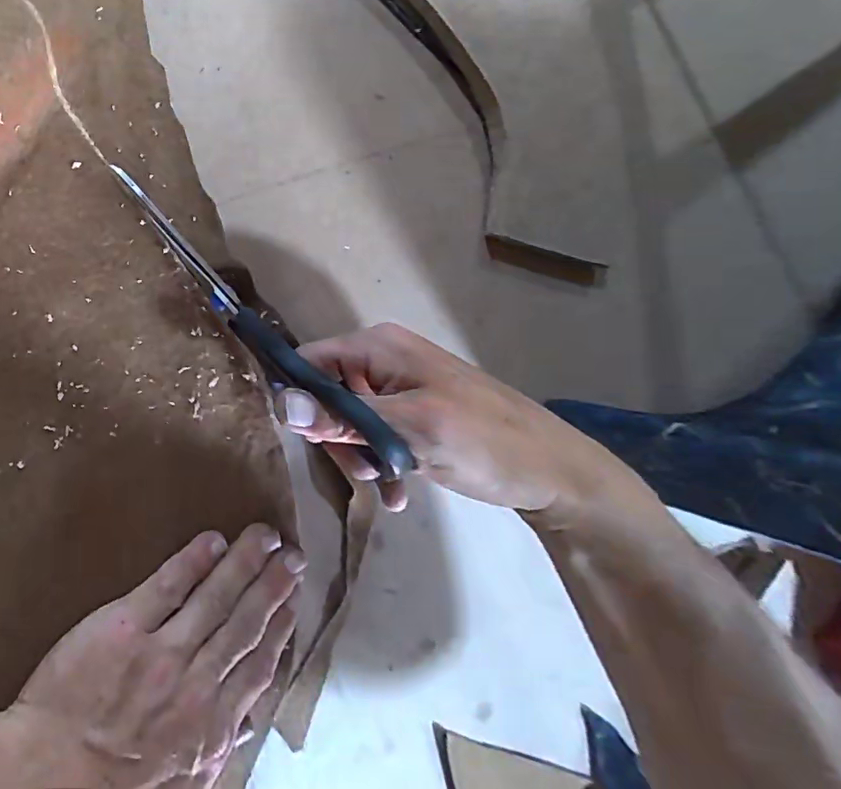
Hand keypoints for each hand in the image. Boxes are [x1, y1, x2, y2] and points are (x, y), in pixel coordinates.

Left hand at [1, 525, 303, 787]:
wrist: (50, 776)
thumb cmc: (117, 785)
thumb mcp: (185, 783)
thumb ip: (220, 745)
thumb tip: (248, 718)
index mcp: (214, 725)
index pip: (260, 664)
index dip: (281, 627)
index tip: (294, 600)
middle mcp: (197, 685)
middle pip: (246, 624)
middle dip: (275, 585)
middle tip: (294, 555)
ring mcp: (162, 652)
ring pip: (215, 599)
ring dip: (245, 563)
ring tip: (265, 536)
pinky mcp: (124, 626)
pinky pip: (167, 587)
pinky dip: (193, 562)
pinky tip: (213, 542)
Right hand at [279, 323, 641, 524]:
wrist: (558, 475)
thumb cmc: (487, 442)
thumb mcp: (412, 431)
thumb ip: (346, 417)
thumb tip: (282, 405)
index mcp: (378, 347)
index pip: (310, 360)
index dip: (298, 398)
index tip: (305, 441)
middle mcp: (382, 360)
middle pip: (326, 394)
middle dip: (336, 436)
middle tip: (360, 470)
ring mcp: (398, 388)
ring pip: (348, 420)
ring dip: (358, 456)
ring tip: (384, 486)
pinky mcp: (411, 415)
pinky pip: (375, 434)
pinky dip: (379, 462)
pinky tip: (397, 494)